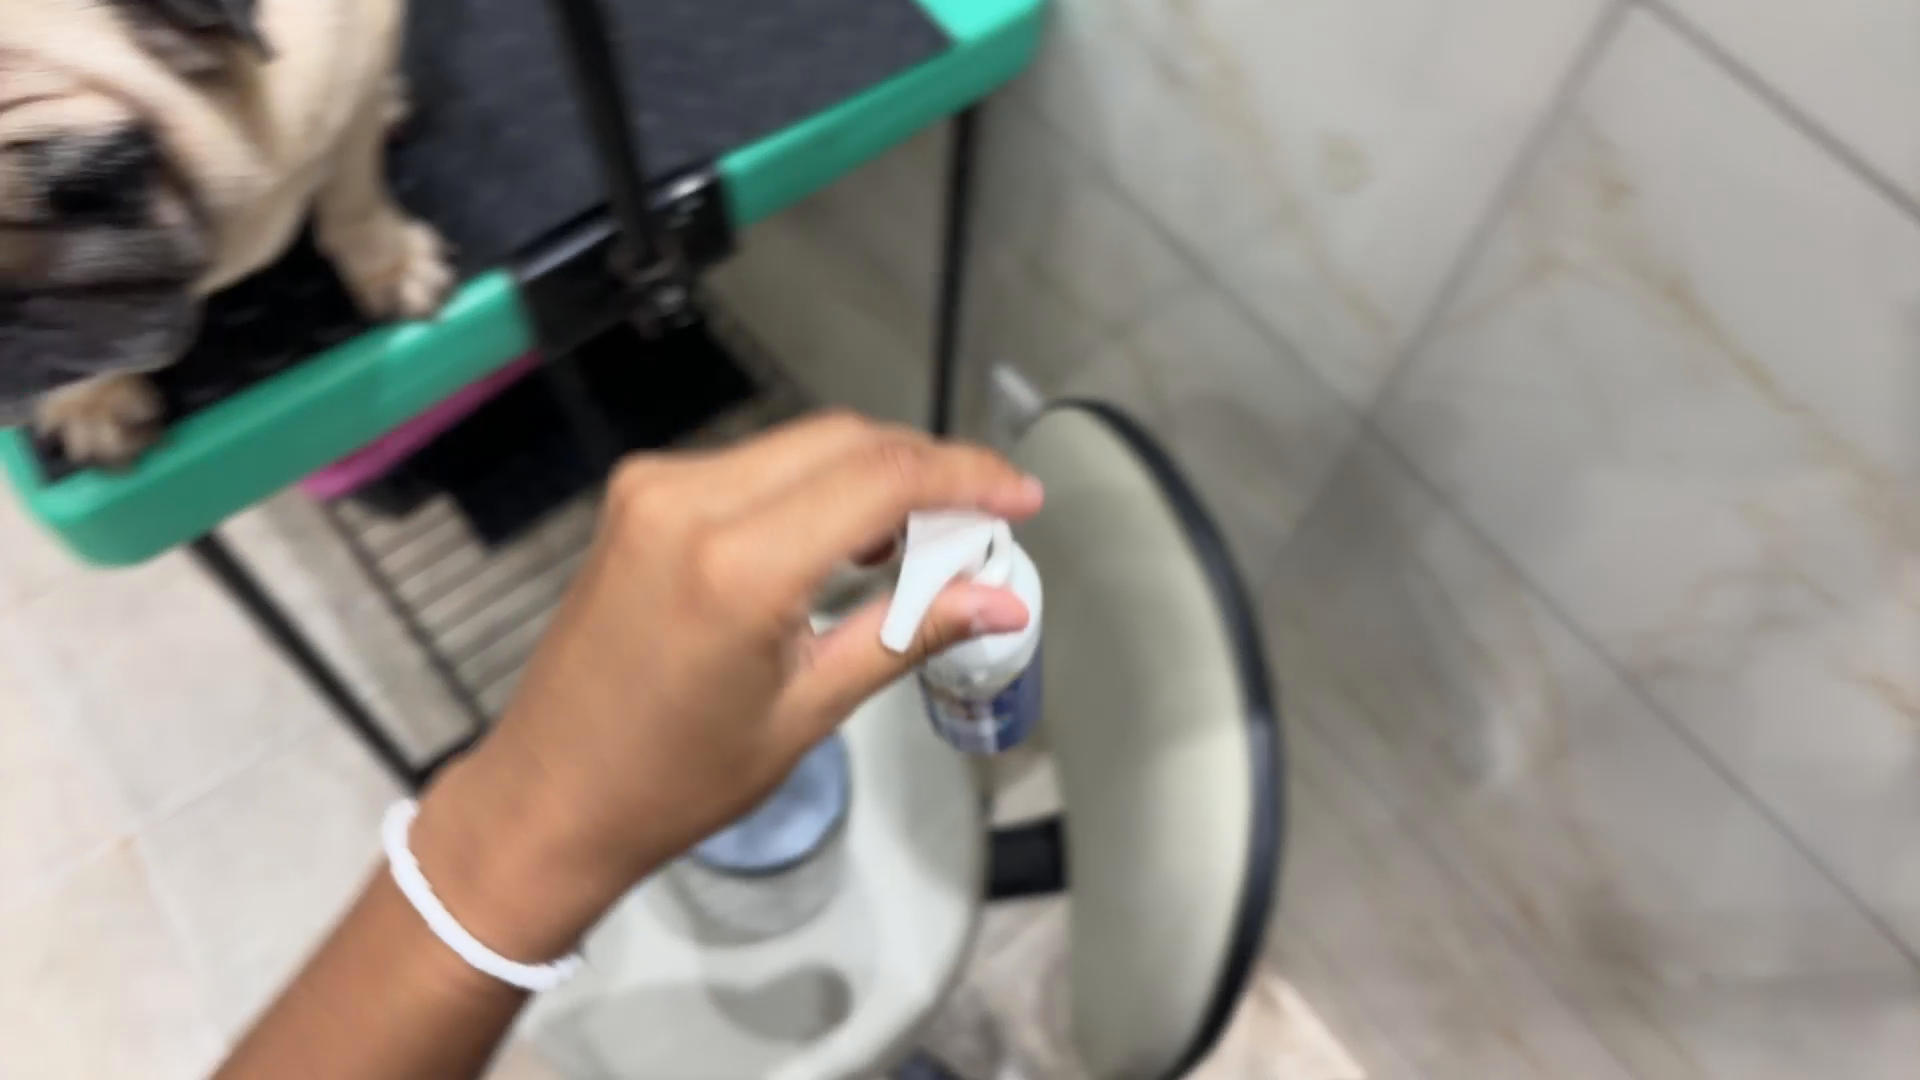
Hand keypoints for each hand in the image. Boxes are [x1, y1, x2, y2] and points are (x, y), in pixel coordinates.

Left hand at [409, 413, 1043, 959]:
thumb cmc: (679, 779)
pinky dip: (822, 483)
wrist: (549, 795)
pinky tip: (850, 531)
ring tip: (923, 534)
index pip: (881, 479)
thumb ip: (910, 632)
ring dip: (877, 474)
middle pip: (848, 441)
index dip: (966, 477)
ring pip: (807, 444)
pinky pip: (762, 463)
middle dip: (929, 469)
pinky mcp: (646, 491)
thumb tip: (1002, 601)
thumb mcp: (811, 710)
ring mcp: (658, 485)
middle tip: (979, 519)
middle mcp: (690, 497)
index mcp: (738, 563)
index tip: (1020, 496)